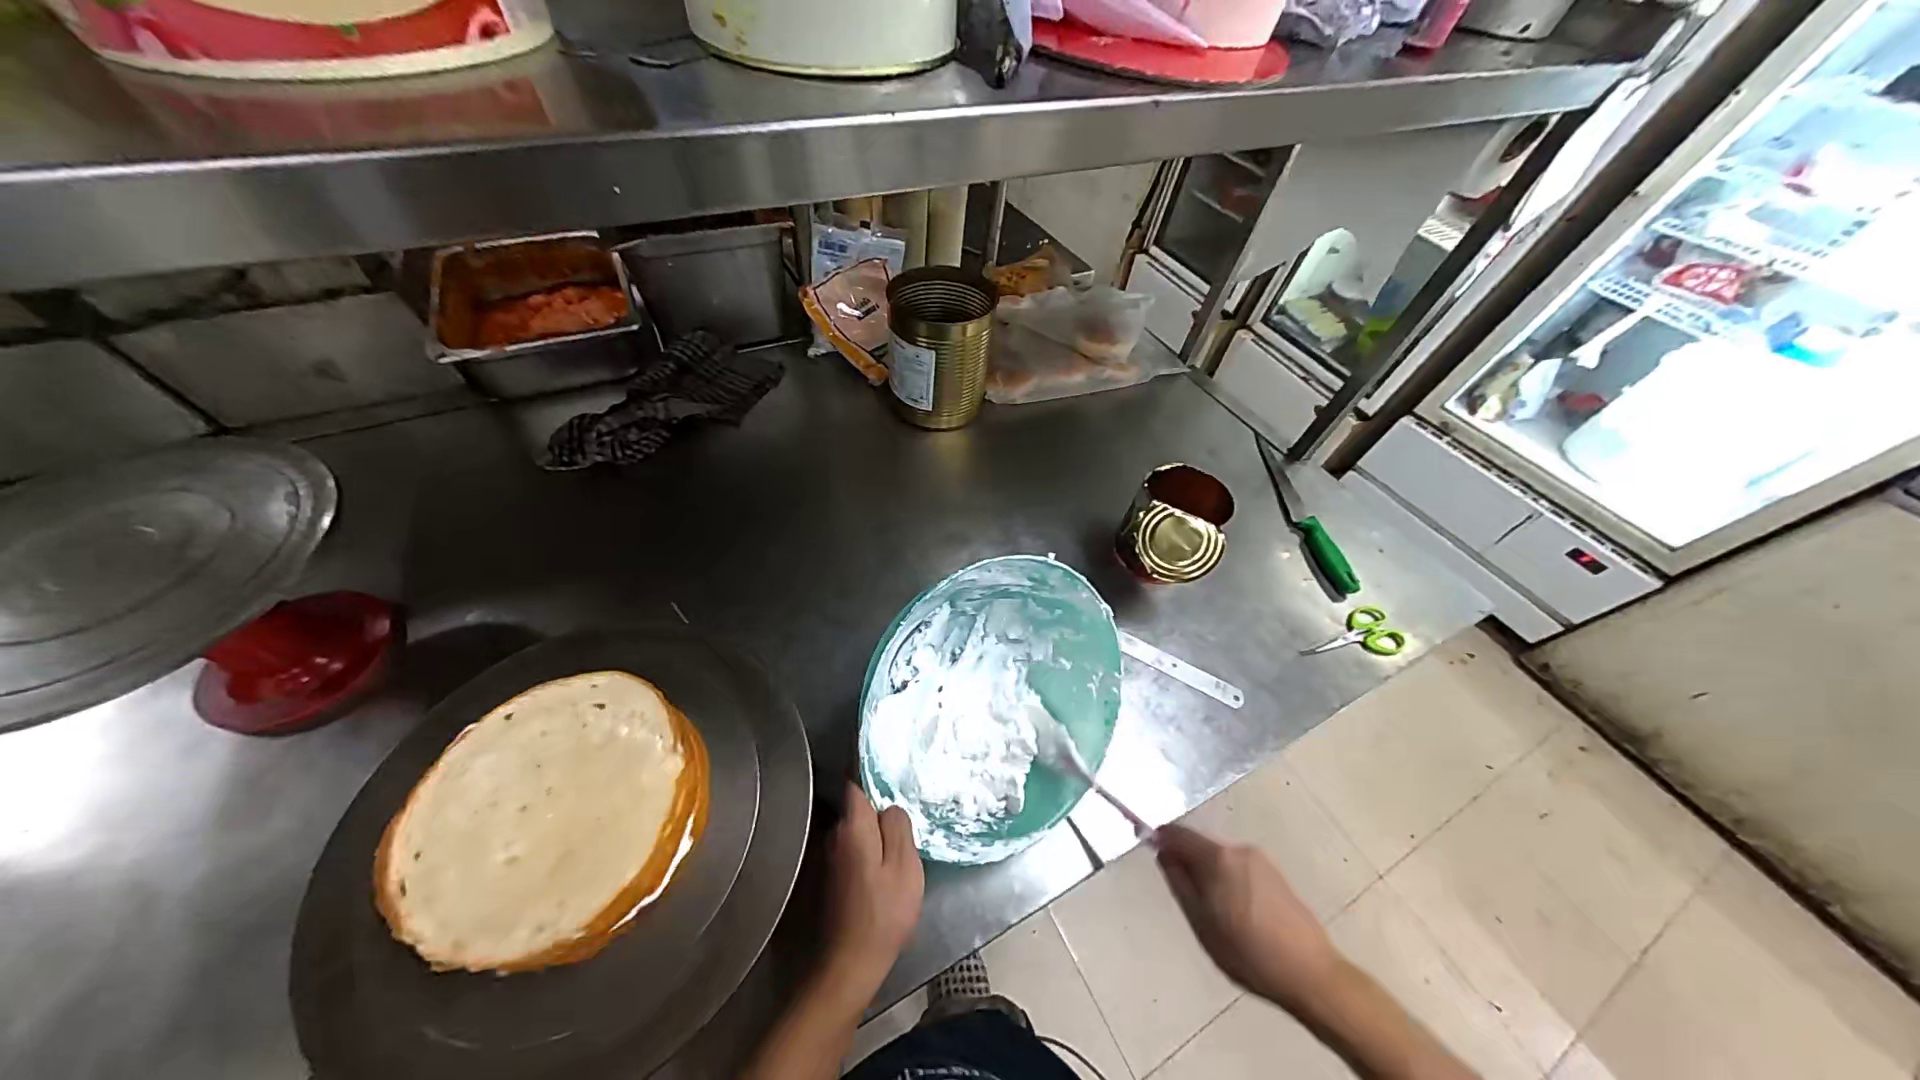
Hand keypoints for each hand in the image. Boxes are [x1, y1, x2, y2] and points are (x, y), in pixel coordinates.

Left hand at [822, 783, 924, 986]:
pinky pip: (855, 848)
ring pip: (858, 829)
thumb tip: (890, 806)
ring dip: (876, 831)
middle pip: (859, 806)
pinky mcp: (833, 876)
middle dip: (880, 807)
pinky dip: (869, 850)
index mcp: (852, 827)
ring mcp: (830, 857)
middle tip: (906, 816)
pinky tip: (885, 866)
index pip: (856, 782)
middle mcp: (835, 835)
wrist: (851, 962)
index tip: (892, 770)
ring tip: (899, 842)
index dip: (872, 773)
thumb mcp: (905, 865)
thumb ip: (898, 826)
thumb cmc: (884, 912)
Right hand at [1156, 823, 1340, 1009]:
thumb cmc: (1247, 952)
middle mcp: (1238, 849)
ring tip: (1210, 909)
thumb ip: (1178, 881)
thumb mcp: (1200, 921)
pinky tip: (1234, 910)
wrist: (1310, 974)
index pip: (1177, 833)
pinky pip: (1238, 866)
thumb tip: (1163, 854)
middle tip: (1182, 893)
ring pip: (1219, 856)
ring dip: (1207, 870)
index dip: (1160, 839)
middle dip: (1186, 859)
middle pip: (1200, 843)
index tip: (1151, 852)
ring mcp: (1261, 860)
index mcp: (1217, 857)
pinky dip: (1227, 878)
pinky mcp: (1276, 874)